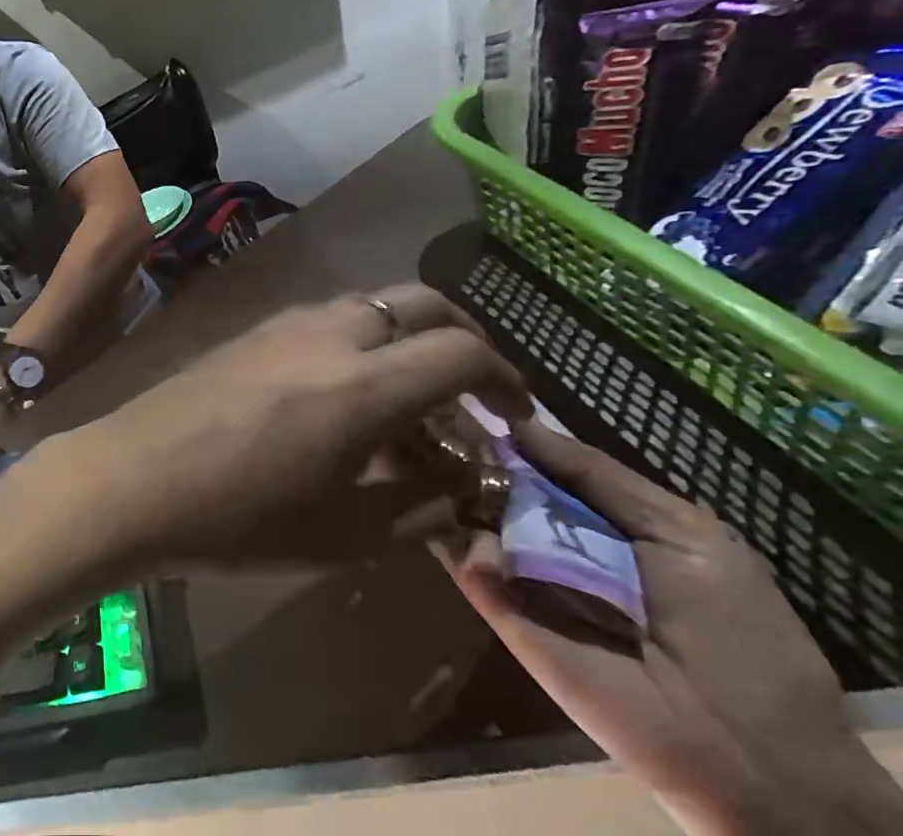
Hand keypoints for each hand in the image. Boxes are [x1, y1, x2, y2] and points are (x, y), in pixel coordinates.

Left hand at [24, 284, 531, 573]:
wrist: (125, 482)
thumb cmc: (232, 521)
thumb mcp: (340, 534)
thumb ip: (415, 503)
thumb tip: (455, 479)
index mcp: (363, 385)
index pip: (463, 352)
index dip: (506, 380)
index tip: (512, 417)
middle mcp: (323, 337)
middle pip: (417, 303)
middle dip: (458, 338)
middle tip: (465, 391)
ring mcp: (273, 329)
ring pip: (361, 306)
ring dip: (396, 337)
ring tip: (394, 395)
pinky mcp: (237, 337)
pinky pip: (313, 321)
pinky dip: (346, 341)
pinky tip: (330, 390)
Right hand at [439, 422, 902, 835]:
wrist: (741, 747)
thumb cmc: (734, 630)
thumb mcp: (684, 534)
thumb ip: (599, 477)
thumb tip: (517, 425)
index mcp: (592, 514)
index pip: (529, 460)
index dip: (496, 430)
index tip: (451, 393)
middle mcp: (541, 534)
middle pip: (487, 480)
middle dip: (454, 447)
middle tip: (412, 412)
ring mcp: (511, 567)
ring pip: (461, 510)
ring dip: (435, 477)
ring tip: (398, 439)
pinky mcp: (488, 599)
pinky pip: (458, 553)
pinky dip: (440, 522)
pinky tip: (418, 487)